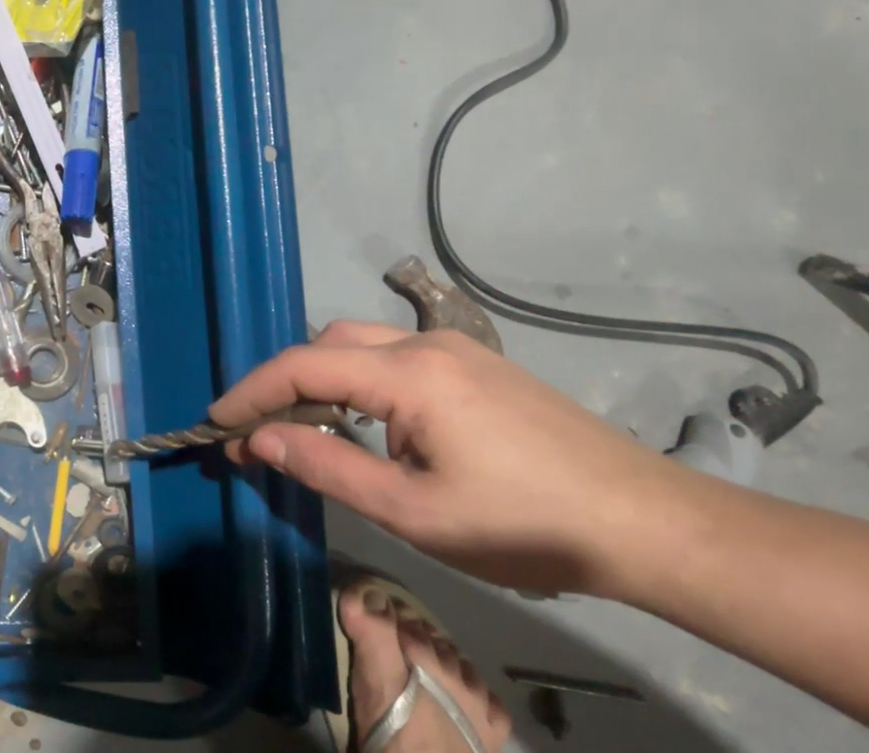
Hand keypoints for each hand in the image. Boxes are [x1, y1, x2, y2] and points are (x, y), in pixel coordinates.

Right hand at [212, 320, 682, 596]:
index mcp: (409, 374)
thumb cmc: (525, 525)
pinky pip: (398, 359)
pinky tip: (371, 428)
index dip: (251, 393)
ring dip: (323, 380)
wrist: (652, 525)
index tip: (215, 423)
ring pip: (363, 347)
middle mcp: (428, 345)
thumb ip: (328, 468)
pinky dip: (361, 383)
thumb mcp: (413, 511)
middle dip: (284, 381)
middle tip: (259, 430)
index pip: (302, 366)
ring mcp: (460, 352)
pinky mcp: (483, 369)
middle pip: (329, 343)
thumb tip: (260, 439)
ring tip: (307, 431)